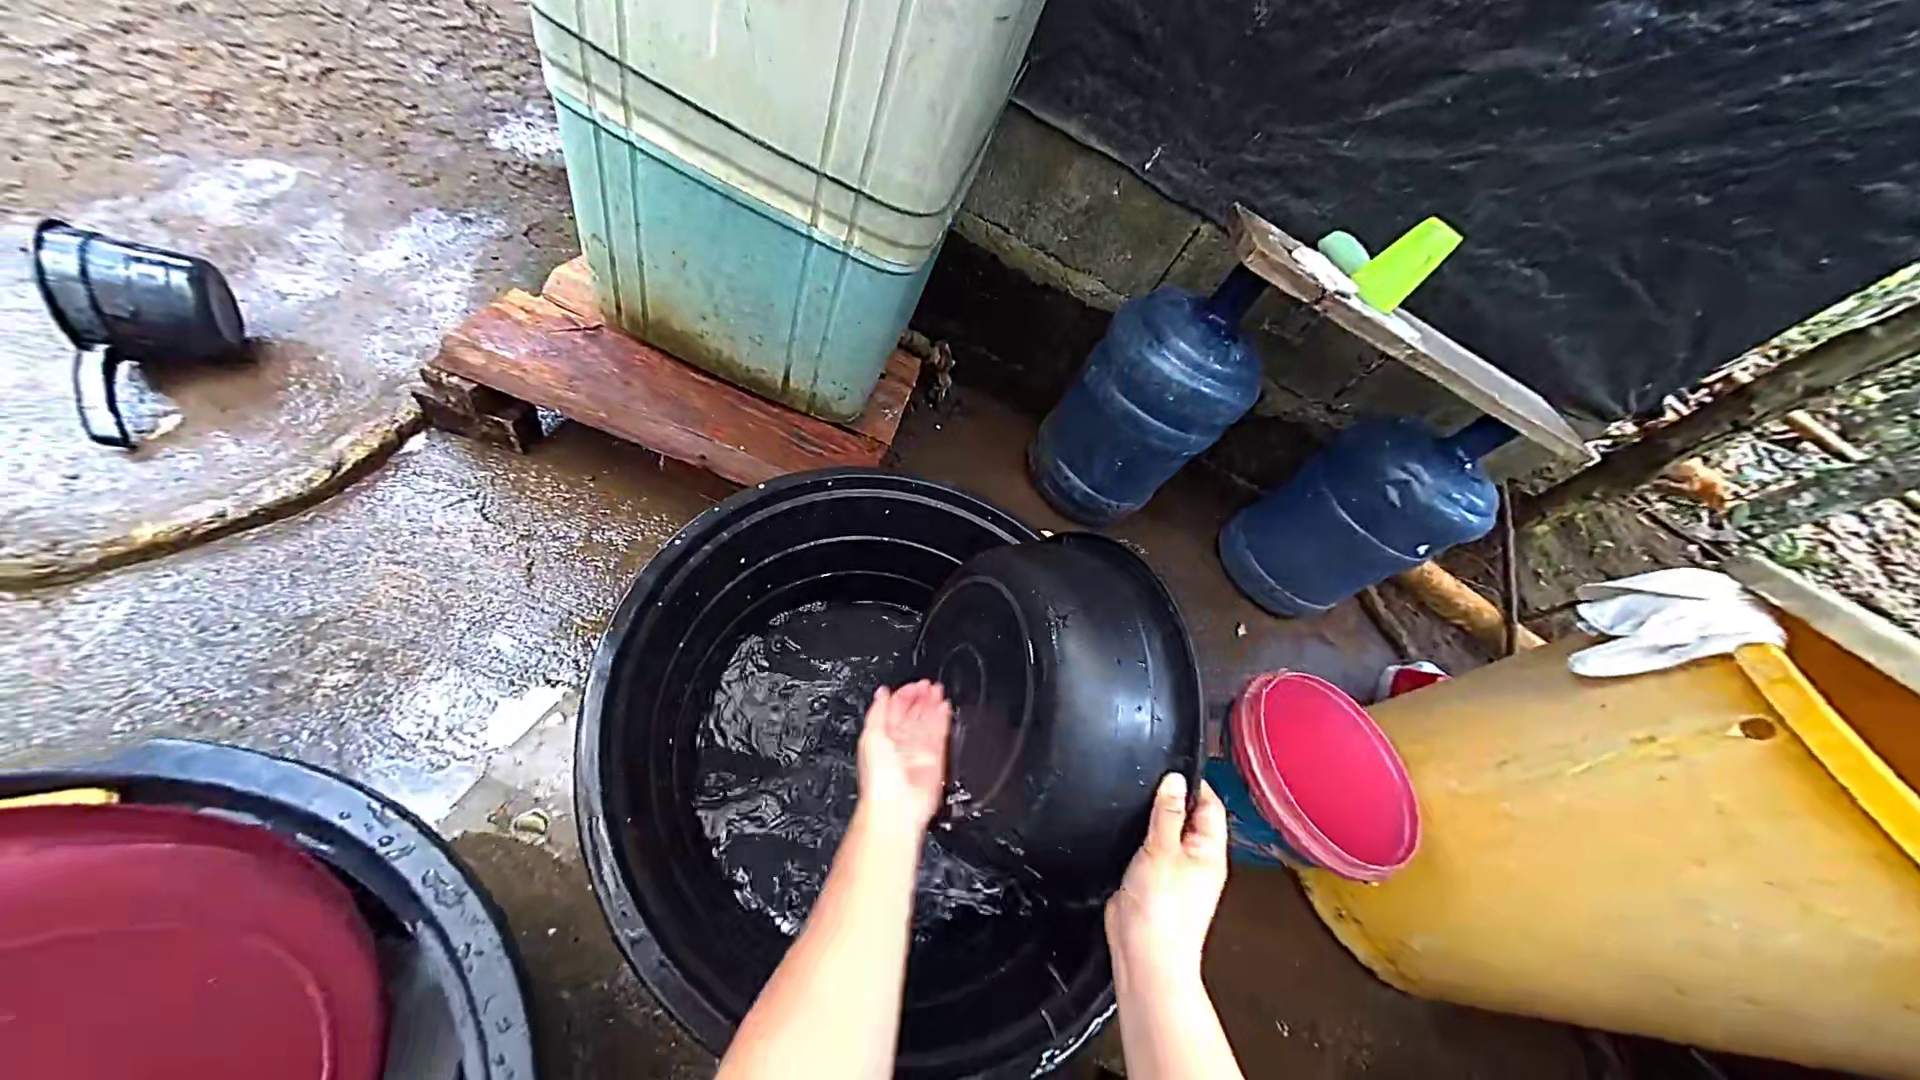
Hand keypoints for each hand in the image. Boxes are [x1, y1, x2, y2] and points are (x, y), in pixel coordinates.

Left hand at [855, 680, 951, 833]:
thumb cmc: (878, 778)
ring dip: (932, 705)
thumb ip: (878, 711)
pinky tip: (945, 707)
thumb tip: (882, 693)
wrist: (895, 807)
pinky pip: (940, 735)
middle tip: (928, 685)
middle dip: (920, 698)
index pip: (895, 710)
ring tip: (938, 690)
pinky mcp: (934, 760)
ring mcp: (918, 752)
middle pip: (913, 714)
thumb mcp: (870, 735)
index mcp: (882, 737)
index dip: (904, 695)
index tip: (913, 685)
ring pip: (927, 722)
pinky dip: (942, 719)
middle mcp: (900, 744)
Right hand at [1105, 772, 1227, 987]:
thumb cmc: (1163, 913)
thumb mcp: (1163, 849)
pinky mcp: (1151, 878)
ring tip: (1137, 803)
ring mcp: (1174, 869)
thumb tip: (1174, 780)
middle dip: (1169, 797)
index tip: (1174, 765)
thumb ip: (1167, 812)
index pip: (1210, 805)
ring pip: (1165, 830)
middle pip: (1187, 815)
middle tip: (1150, 781)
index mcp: (1210, 852)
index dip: (1194, 782)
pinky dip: (1138, 835)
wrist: (1143, 953)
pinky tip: (1126, 829)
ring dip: (1152, 817)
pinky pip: (1148, 846)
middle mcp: (1196, 859)